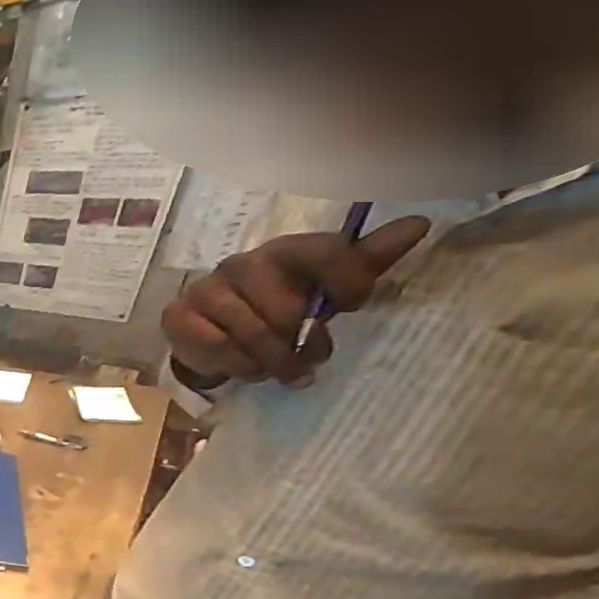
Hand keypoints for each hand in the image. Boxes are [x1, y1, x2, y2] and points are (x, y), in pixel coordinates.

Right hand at [163, 215, 430, 386]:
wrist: (206, 329)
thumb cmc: (270, 307)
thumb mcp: (320, 286)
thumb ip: (362, 262)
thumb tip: (420, 225)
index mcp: (283, 250)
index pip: (326, 253)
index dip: (348, 284)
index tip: (350, 308)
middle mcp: (242, 263)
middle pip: (287, 310)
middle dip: (302, 344)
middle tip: (308, 361)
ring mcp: (206, 289)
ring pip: (252, 334)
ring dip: (272, 362)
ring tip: (280, 373)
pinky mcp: (178, 315)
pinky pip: (218, 347)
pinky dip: (238, 366)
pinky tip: (247, 370)